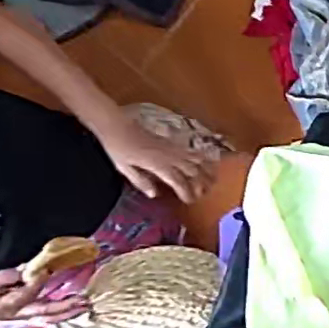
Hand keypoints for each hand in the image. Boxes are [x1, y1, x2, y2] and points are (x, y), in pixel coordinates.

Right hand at [0, 269, 88, 322]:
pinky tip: (72, 309)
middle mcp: (13, 315)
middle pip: (45, 313)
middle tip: (85, 301)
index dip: (38, 282)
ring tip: (84, 305)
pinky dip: (58, 313)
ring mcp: (17, 317)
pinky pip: (43, 315)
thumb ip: (3, 278)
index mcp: (1, 308)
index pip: (27, 294)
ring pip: (48, 316)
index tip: (46, 270)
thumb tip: (26, 271)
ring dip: (67, 312)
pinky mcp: (19, 314)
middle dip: (67, 307)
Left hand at [97, 121, 213, 203]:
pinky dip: (204, 161)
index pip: (179, 182)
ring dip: (207, 173)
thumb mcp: (123, 167)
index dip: (187, 193)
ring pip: (199, 163)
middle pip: (194, 173)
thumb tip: (154, 195)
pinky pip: (195, 154)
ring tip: (211, 182)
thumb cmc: (117, 147)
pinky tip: (206, 166)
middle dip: (200, 185)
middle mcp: (172, 158)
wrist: (117, 126)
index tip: (189, 201)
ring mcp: (175, 150)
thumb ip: (140, 181)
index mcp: (159, 165)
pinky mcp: (175, 144)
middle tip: (201, 195)